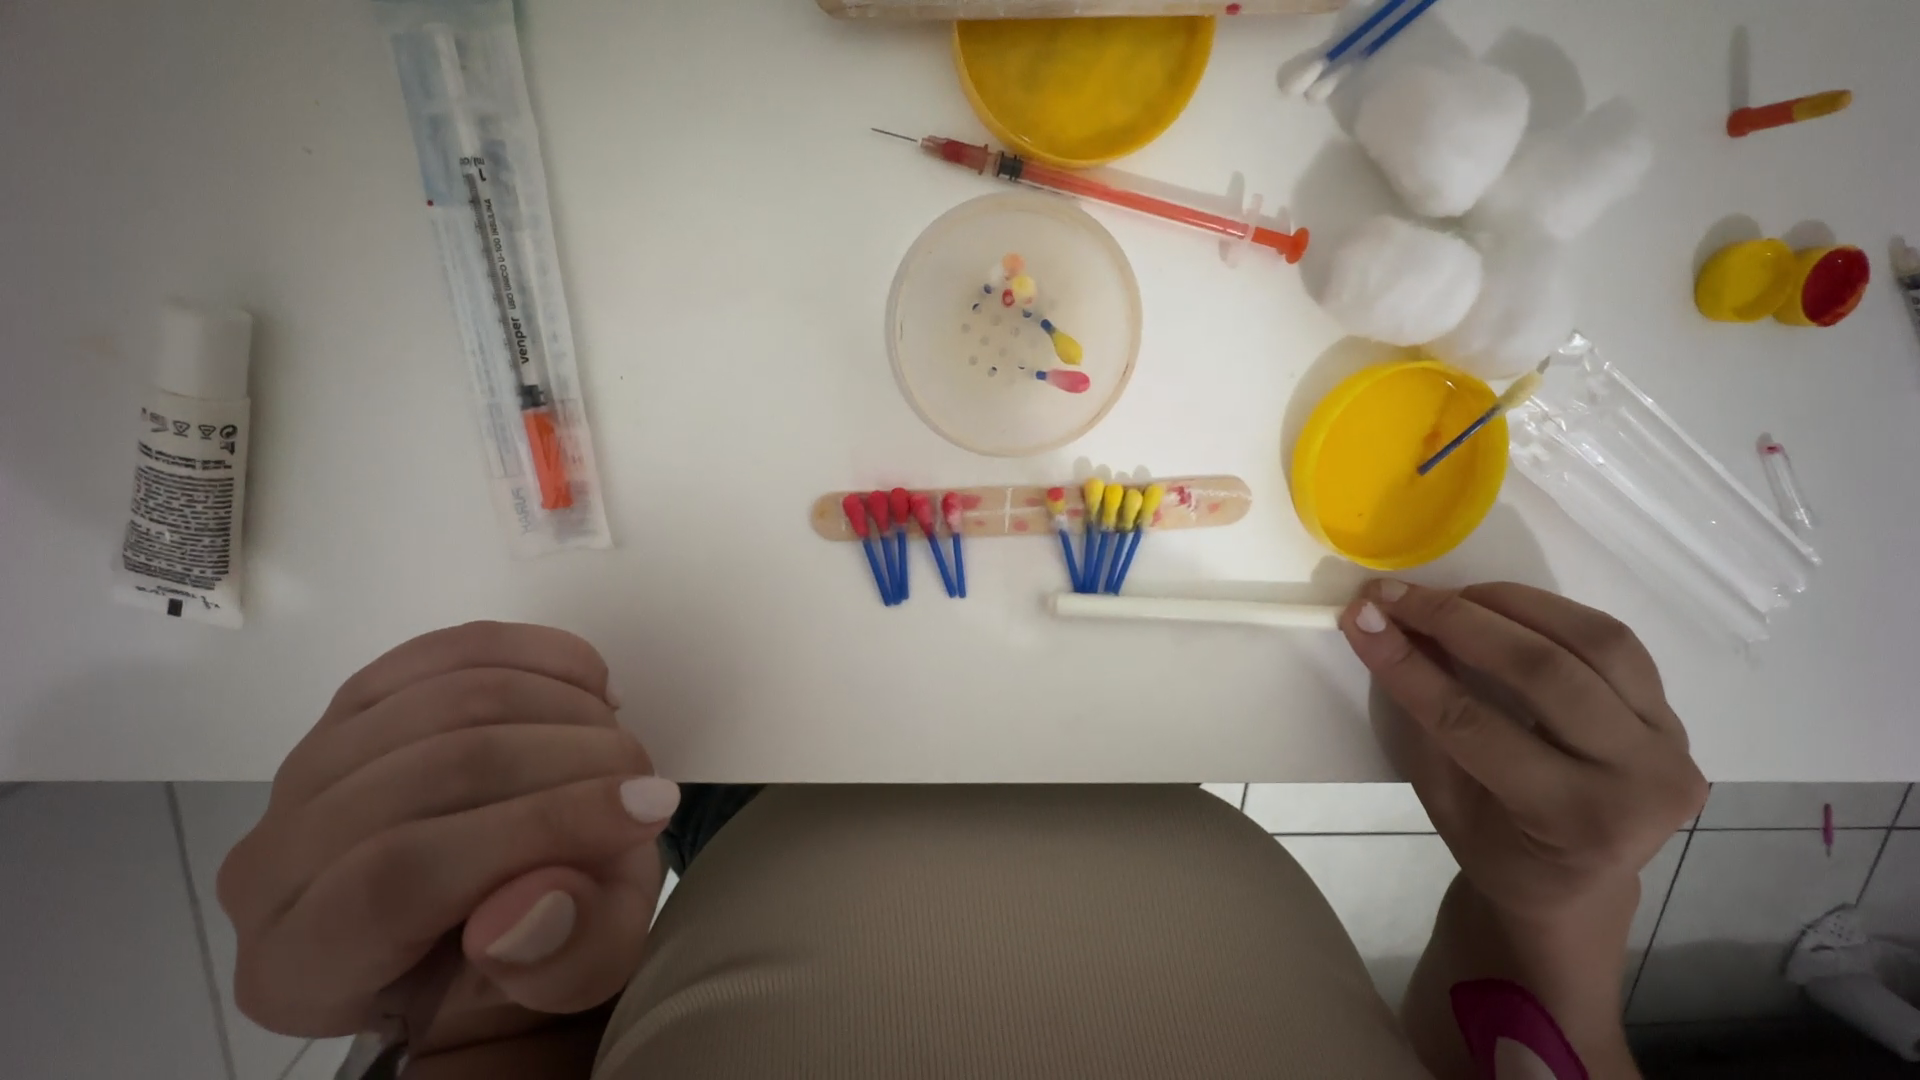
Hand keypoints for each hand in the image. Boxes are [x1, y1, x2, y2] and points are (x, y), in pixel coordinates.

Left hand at [216, 622, 678, 1053]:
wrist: (504, 902)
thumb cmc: (534, 954)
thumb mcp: (574, 978)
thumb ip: (562, 962)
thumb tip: (532, 905)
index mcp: (300, 967)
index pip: (402, 876)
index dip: (539, 829)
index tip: (651, 810)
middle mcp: (269, 864)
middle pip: (433, 770)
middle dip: (572, 759)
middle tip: (643, 777)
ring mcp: (307, 768)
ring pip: (449, 698)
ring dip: (567, 709)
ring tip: (620, 744)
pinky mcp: (357, 700)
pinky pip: (455, 647)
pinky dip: (544, 655)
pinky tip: (593, 689)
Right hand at [1340, 581, 1706, 920]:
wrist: (1575, 884)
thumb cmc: (1495, 846)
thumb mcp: (1441, 794)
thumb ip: (1422, 714)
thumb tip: (1385, 627)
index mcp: (1571, 819)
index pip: (1472, 722)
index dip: (1408, 664)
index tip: (1361, 618)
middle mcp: (1639, 781)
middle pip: (1544, 671)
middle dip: (1457, 621)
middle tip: (1396, 597)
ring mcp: (1669, 743)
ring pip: (1594, 641)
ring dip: (1510, 604)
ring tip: (1450, 596)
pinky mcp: (1675, 713)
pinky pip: (1614, 643)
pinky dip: (1551, 612)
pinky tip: (1500, 607)